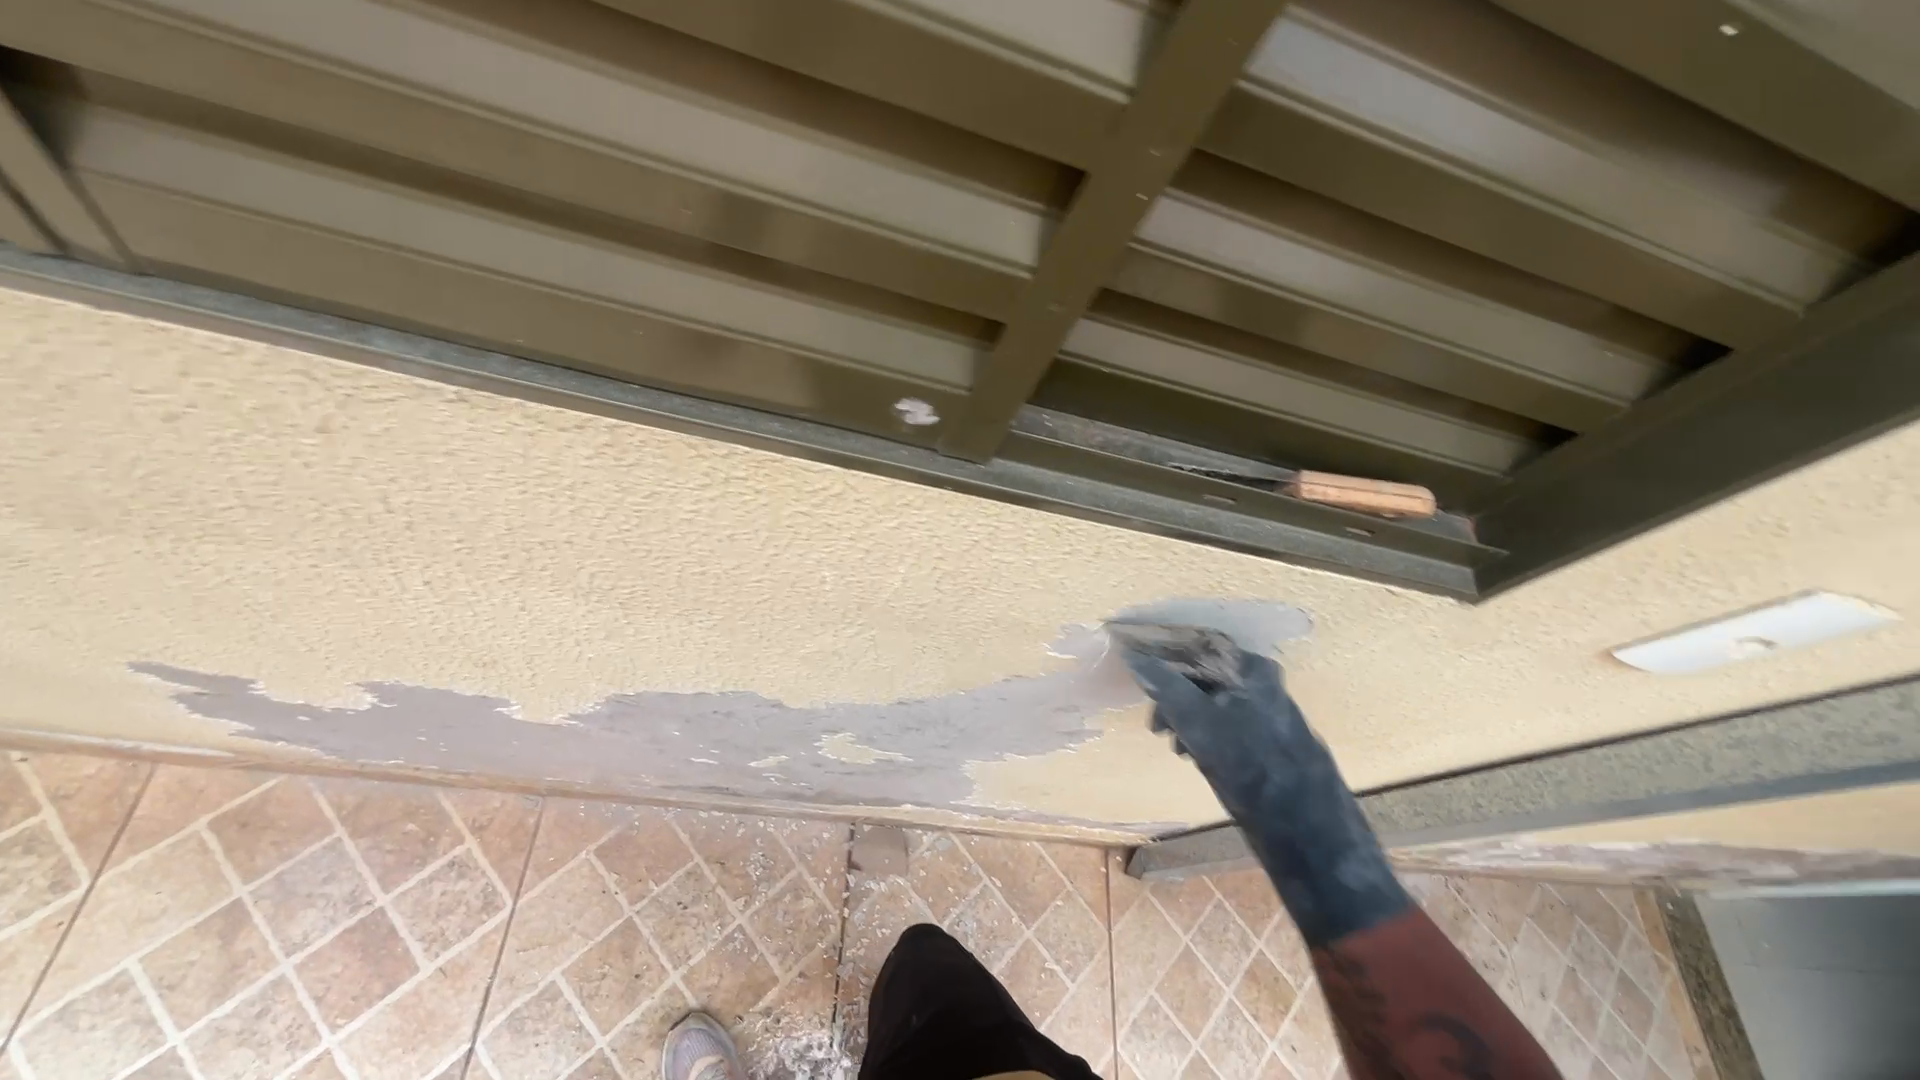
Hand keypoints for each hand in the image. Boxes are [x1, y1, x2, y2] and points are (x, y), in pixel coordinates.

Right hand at [1122, 643, 1409, 945]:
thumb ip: (1166, 687)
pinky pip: (1224, 722)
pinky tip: (1193, 755)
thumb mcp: (1198, 723)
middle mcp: (1262, 683)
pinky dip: (1203, 734)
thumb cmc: (1249, 766)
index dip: (1162, 656)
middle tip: (1155, 725)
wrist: (1305, 827)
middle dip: (1172, 696)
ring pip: (1211, 701)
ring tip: (1174, 745)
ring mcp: (1266, 711)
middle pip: (1202, 674)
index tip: (1135, 670)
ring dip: (1184, 717)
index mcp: (1251, 669)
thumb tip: (1133, 656)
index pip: (1196, 645)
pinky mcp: (1267, 739)